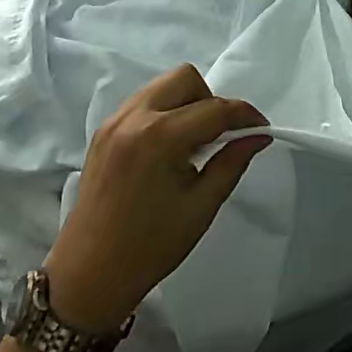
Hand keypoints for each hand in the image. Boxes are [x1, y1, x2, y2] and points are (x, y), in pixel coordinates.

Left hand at [43, 65, 270, 332]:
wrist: (90, 273)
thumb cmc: (151, 245)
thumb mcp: (202, 205)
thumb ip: (232, 162)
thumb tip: (258, 136)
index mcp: (159, 137)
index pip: (215, 109)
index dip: (245, 115)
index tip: (261, 129)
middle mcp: (133, 118)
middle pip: (185, 79)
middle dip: (211, 100)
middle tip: (220, 136)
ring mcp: (113, 122)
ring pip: (162, 86)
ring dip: (187, 103)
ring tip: (195, 142)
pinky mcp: (102, 132)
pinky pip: (143, 103)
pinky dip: (164, 112)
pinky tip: (170, 147)